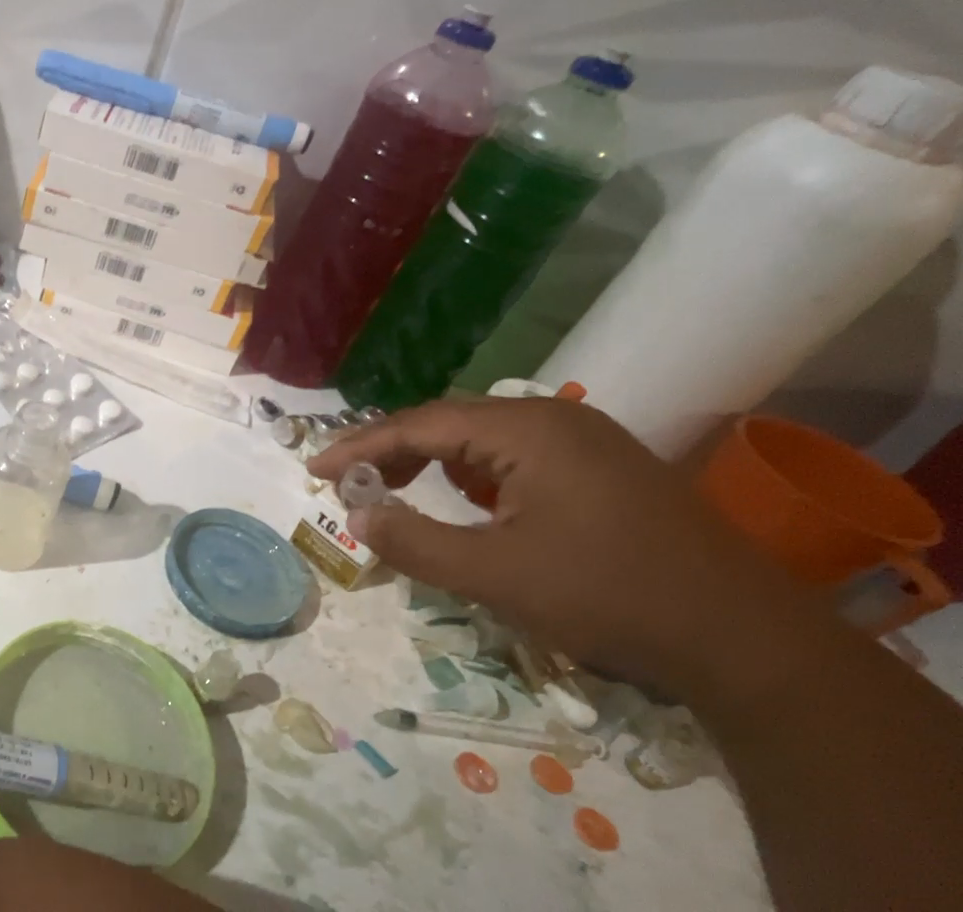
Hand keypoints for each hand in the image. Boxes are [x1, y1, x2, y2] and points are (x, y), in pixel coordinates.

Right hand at [306, 398, 819, 696]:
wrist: (744, 638)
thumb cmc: (608, 596)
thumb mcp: (494, 575)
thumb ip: (413, 542)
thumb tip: (355, 515)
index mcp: (526, 430)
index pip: (420, 424)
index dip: (359, 446)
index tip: (313, 469)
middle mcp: (556, 419)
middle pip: (450, 422)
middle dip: (392, 451)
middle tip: (348, 482)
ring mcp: (589, 441)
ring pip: (485, 438)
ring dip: (433, 461)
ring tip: (395, 489)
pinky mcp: (608, 468)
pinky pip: (519, 456)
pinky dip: (475, 474)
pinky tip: (468, 501)